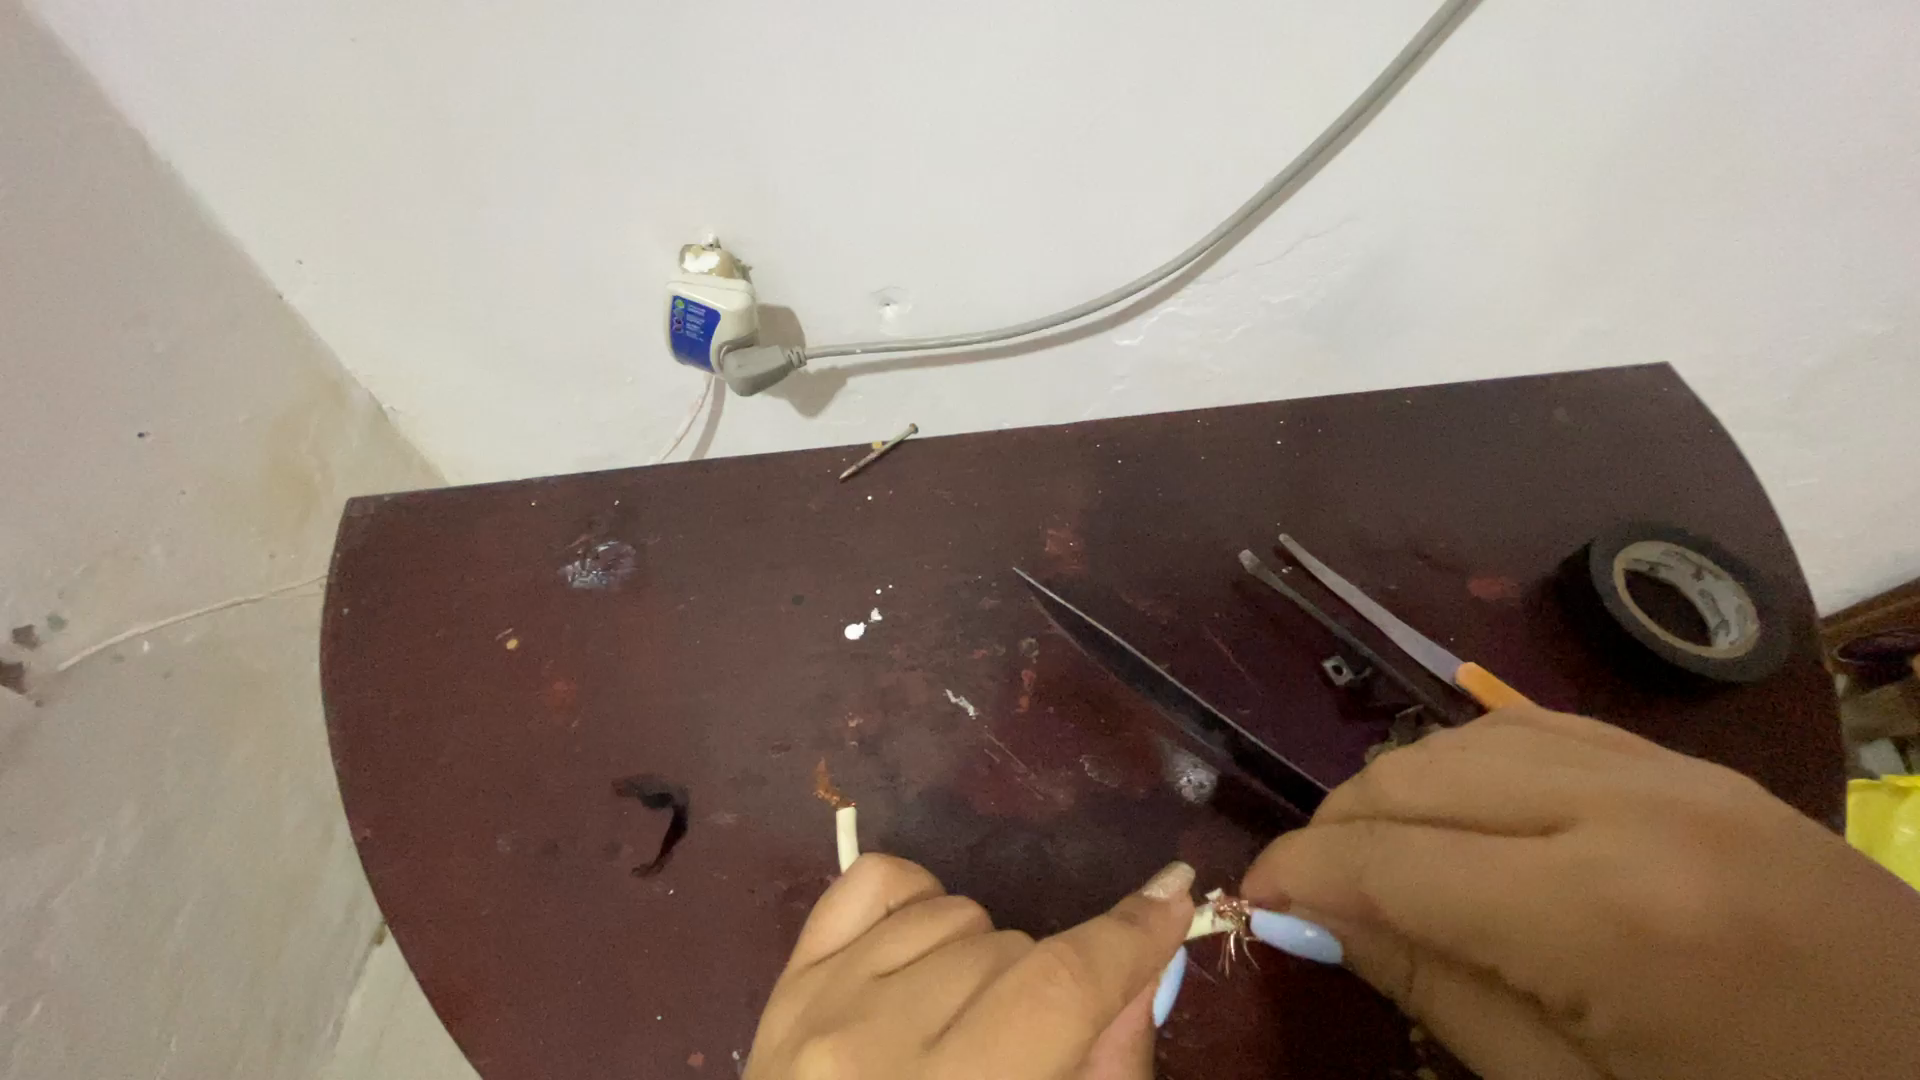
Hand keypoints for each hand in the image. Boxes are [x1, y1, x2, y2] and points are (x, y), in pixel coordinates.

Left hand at [746, 854, 1194, 1079]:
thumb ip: (1105, 1070)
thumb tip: (1144, 962)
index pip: (1058, 987)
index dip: (1129, 935)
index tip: (1174, 895)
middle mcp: (873, 1046)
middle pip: (1010, 948)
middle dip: (1046, 986)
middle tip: (1031, 1046)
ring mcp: (821, 1004)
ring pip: (952, 912)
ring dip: (982, 953)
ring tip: (967, 1020)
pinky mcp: (788, 981)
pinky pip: (875, 880)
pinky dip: (916, 899)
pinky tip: (924, 950)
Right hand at [1243, 705, 1919, 1079]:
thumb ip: (1429, 983)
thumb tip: (1306, 912)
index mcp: (1613, 919)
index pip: (1391, 863)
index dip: (1299, 874)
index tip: (1250, 896)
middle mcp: (1631, 810)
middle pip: (1410, 781)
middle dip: (1334, 831)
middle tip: (1312, 890)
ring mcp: (1667, 772)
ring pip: (1454, 741)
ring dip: (1390, 794)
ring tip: (1378, 858)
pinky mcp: (1684, 763)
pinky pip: (1522, 731)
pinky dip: (1459, 766)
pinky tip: (1453, 815)